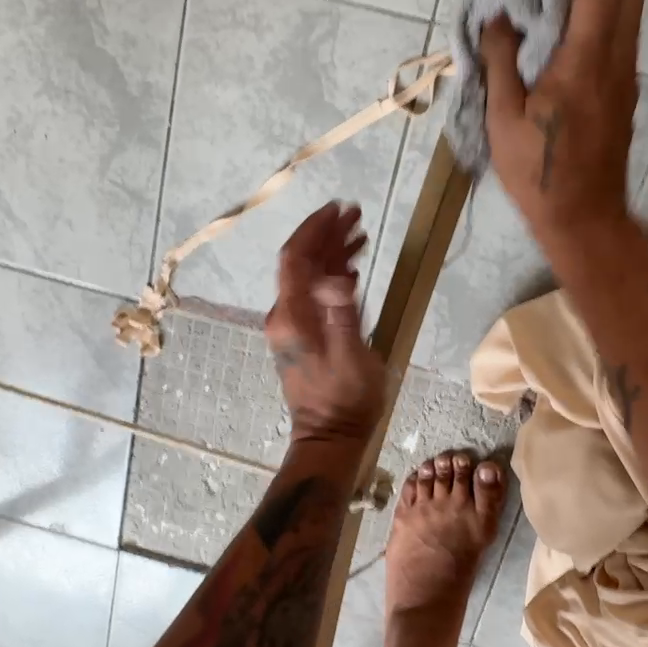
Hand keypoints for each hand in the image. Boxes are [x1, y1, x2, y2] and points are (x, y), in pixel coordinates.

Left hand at [265, 202, 384, 444]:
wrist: (330, 438)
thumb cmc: (346, 400)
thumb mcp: (352, 357)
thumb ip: (343, 314)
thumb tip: (336, 276)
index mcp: (293, 315)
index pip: (296, 258)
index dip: (315, 229)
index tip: (338, 208)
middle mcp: (285, 315)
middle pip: (302, 262)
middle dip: (327, 235)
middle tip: (356, 214)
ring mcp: (292, 326)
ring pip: (308, 277)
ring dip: (332, 253)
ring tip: (361, 234)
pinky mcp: (302, 336)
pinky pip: (313, 294)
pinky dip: (332, 276)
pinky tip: (353, 271)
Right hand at [481, 0, 646, 240]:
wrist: (584, 217)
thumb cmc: (538, 173)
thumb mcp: (503, 119)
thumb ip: (501, 60)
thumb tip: (498, 16)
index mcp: (586, 61)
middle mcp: (617, 58)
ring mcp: (627, 73)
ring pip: (631, 3)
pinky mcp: (626, 89)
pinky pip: (622, 30)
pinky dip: (599, 12)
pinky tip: (563, 32)